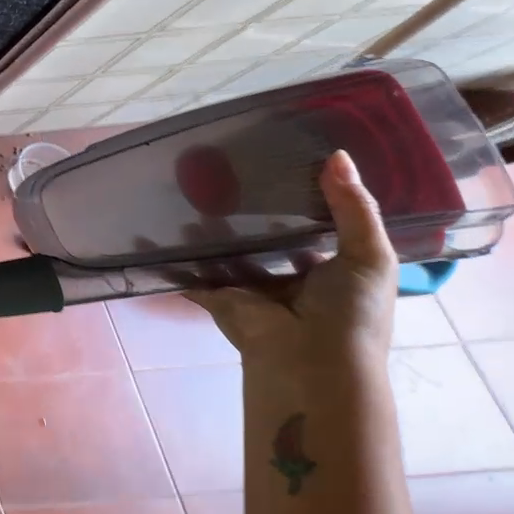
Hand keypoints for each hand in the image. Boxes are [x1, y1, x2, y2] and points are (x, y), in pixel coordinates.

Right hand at [185, 150, 398, 371]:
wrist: (308, 358)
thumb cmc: (349, 312)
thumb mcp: (369, 256)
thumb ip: (354, 208)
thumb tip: (338, 154)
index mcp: (326, 267)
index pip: (308, 226)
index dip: (296, 199)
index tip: (274, 165)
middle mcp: (285, 274)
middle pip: (260, 236)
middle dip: (242, 211)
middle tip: (217, 174)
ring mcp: (246, 286)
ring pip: (220, 251)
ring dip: (202, 229)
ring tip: (180, 191)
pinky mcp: (213, 294)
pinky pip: (185, 271)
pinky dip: (165, 257)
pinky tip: (144, 231)